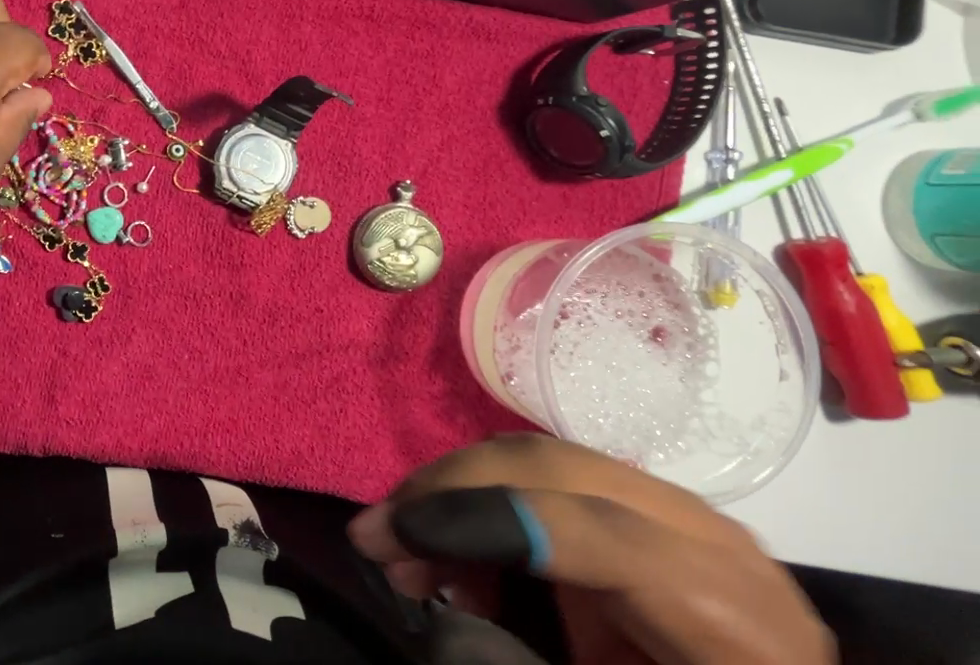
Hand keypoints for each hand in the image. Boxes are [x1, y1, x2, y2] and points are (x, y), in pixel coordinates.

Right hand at [347, 434, 833, 664]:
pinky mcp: (644, 508)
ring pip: (536, 459)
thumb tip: (441, 619)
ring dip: (453, 493)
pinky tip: (458, 559)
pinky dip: (483, 502)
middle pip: (550, 469)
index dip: (482, 522)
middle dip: (446, 490)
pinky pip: (545, 479)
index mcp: (728, 616)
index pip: (592, 531)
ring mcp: (674, 511)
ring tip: (406, 557)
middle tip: (376, 537)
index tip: (390, 542)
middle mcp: (705, 539)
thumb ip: (521, 654)